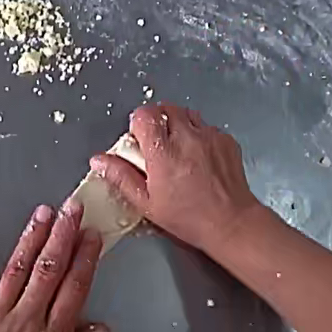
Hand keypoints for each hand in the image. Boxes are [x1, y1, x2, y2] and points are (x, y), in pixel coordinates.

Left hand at [0, 202, 109, 331]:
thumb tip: (101, 328)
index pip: (74, 289)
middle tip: (72, 207)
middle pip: (48, 269)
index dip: (85, 259)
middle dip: (63, 235)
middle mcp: (25, 321)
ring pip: (17, 268)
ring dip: (31, 237)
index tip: (93, 235)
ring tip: (43, 212)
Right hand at [90, 103, 277, 253]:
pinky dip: (198, 135)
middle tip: (157, 142)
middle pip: (166, 108)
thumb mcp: (146, 203)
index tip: (139, 138)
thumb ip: (120, 177)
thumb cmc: (189, 217)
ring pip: (187, 113)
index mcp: (164, 153)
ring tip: (177, 148)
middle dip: (158, 119)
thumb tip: (99, 160)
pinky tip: (197, 157)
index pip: (145, 114)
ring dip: (178, 124)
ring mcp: (209, 136)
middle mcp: (187, 138)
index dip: (138, 122)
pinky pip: (206, 126)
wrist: (232, 223)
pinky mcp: (226, 140)